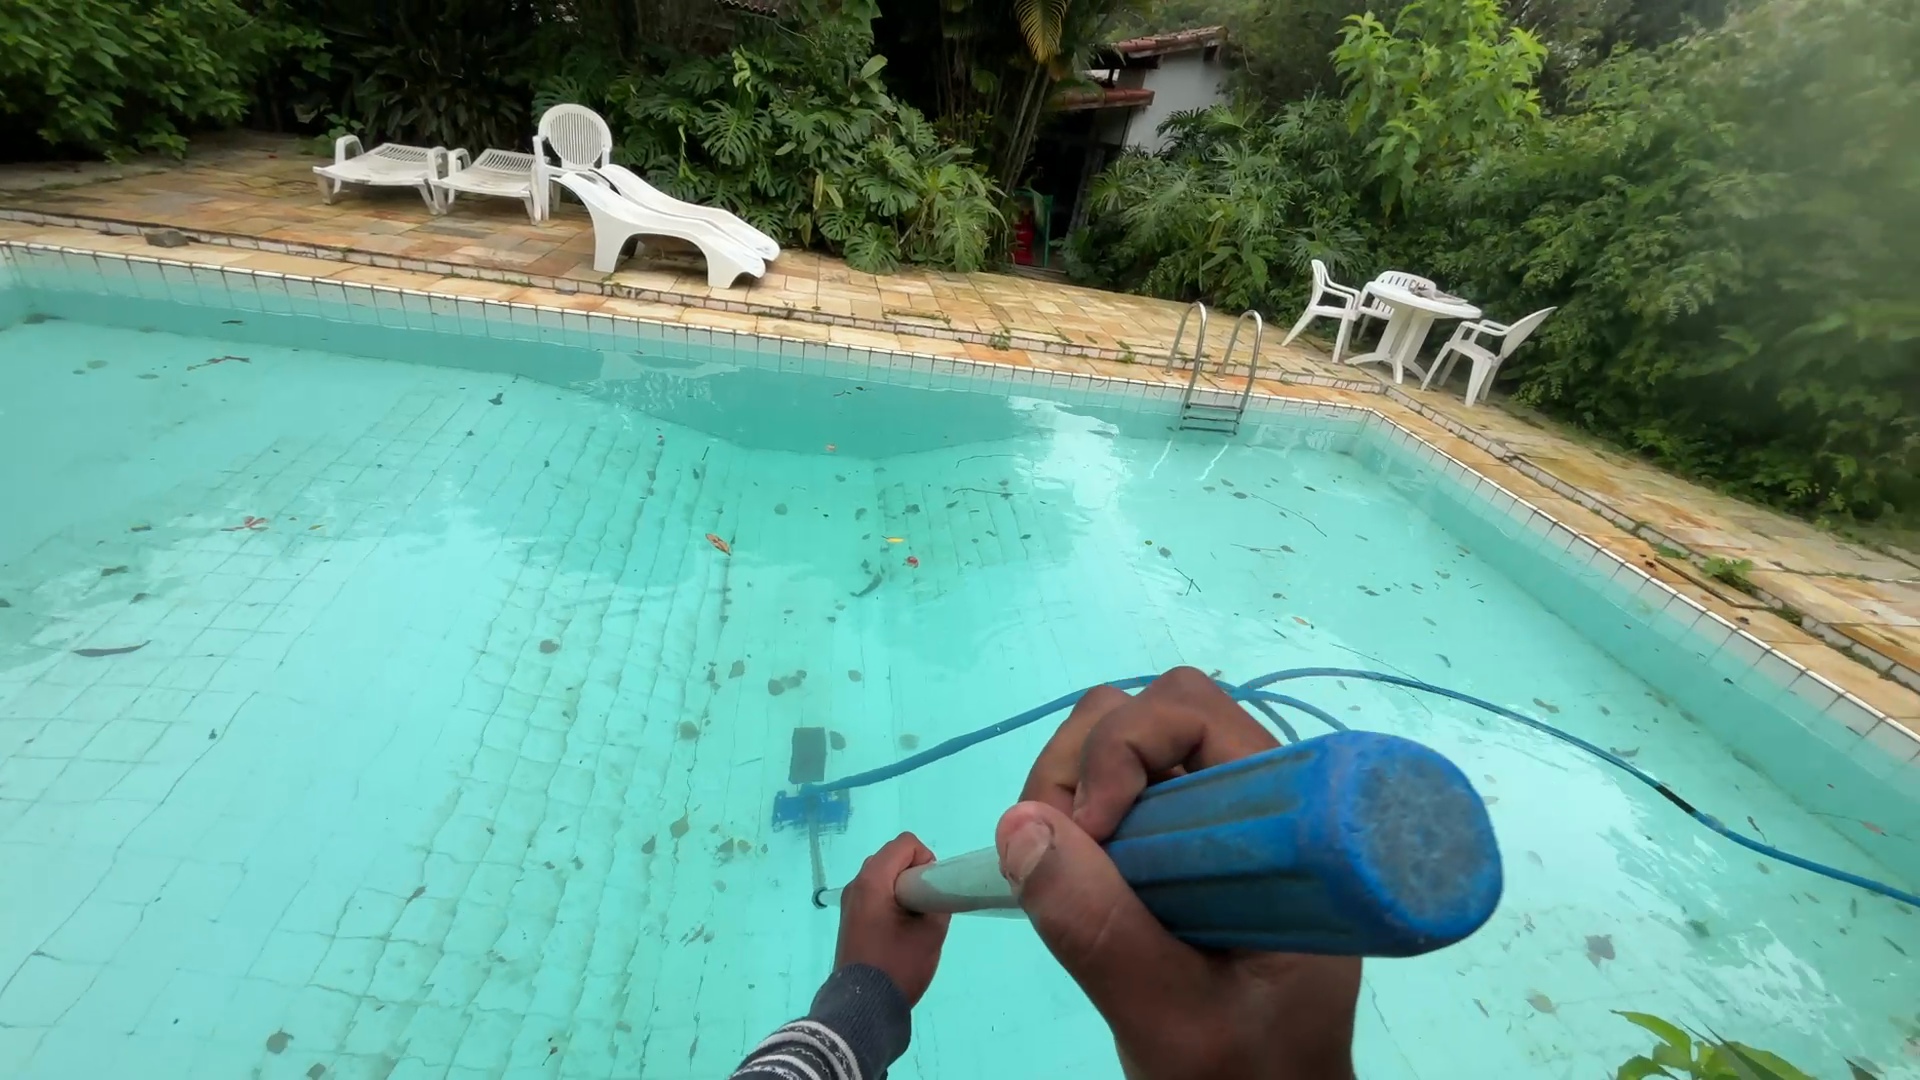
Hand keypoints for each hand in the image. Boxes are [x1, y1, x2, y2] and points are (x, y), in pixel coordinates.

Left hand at [834, 832, 950, 1005]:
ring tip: (913, 918)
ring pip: (882, 873)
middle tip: (926, 902)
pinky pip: (873, 891)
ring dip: (901, 885)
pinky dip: (889, 897)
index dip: (925, 858)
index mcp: (873, 880)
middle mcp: (856, 883)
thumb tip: (934, 892)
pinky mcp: (849, 916)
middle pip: (891, 855)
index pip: (905, 844)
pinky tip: (898, 927)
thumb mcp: (931, 933)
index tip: (932, 888)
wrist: (862, 1009)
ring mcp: (849, 900)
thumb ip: (939, 901)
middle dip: (913, 871)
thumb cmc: (897, 966)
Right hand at [997, 666, 1360, 1079]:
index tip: (1092, 832)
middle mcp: (1240, 787)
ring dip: (1066, 784)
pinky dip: (1066, 805)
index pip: (1194, 713)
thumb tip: (1018, 826)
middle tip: (1065, 850)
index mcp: (1277, 814)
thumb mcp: (1175, 1018)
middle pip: (1145, 708)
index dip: (1127, 747)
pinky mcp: (1166, 821)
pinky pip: (1100, 775)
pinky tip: (1071, 867)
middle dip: (1083, 762)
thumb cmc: (1248, 1068)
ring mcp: (1200, 801)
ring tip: (1063, 866)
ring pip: (1113, 732)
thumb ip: (1102, 931)